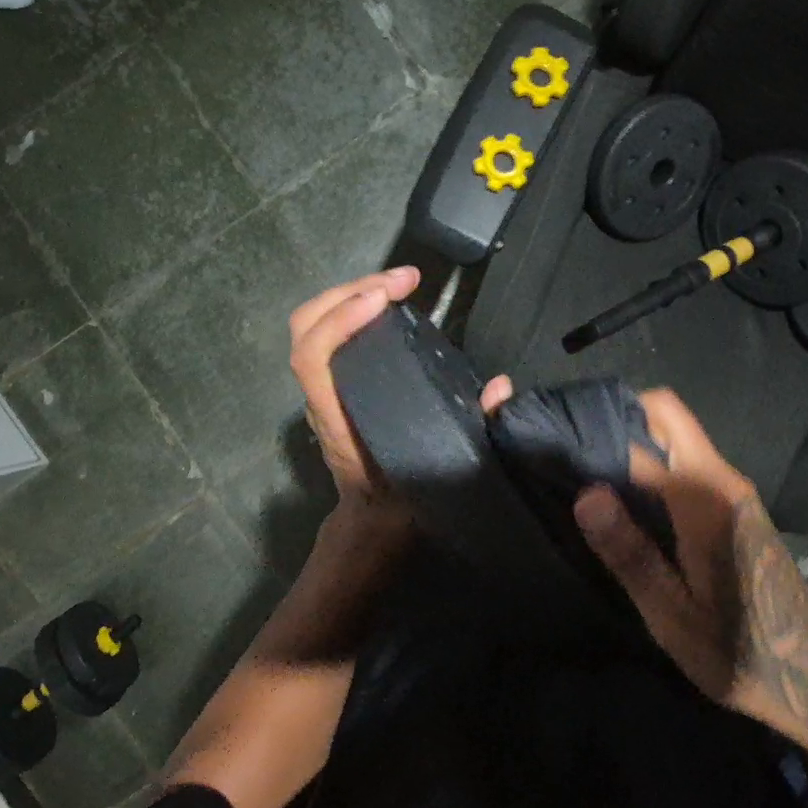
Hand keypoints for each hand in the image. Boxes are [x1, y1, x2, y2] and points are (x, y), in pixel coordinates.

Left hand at [287, 269, 511, 513]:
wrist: (373, 527)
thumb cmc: (401, 503)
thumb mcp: (441, 474)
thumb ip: (473, 433)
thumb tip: (501, 387)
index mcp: (336, 419)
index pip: (313, 357)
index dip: (341, 319)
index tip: (384, 299)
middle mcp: (321, 399)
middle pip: (306, 328)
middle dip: (349, 290)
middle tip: (403, 280)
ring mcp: (322, 391)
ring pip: (314, 327)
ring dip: (352, 294)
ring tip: (398, 283)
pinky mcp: (333, 387)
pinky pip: (330, 336)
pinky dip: (355, 310)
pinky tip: (390, 306)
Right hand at [574, 390, 807, 740]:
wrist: (807, 677)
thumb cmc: (735, 649)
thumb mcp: (671, 614)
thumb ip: (630, 552)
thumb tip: (585, 492)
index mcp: (705, 498)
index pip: (642, 435)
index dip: (597, 431)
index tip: (554, 447)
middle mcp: (722, 479)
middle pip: (665, 417)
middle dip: (616, 422)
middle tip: (569, 458)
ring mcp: (732, 491)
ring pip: (674, 440)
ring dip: (631, 446)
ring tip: (585, 477)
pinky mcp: (733, 506)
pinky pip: (684, 464)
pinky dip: (650, 468)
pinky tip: (623, 503)